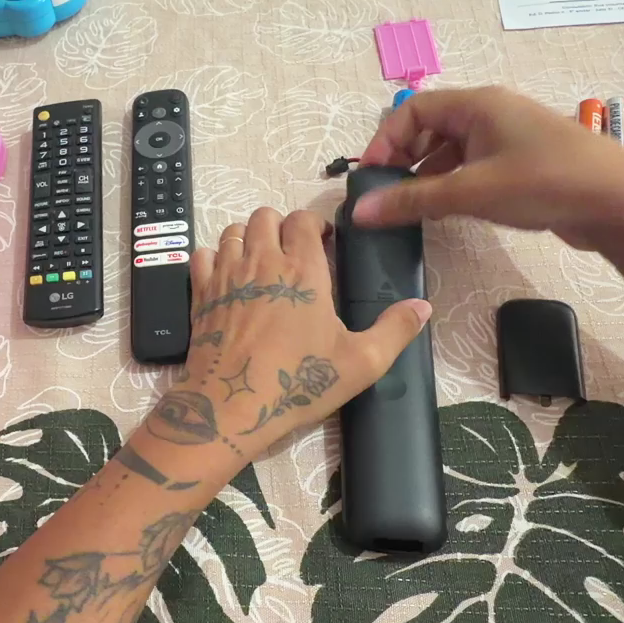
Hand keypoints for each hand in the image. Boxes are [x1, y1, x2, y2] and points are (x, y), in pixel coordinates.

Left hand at [136, 208, 430, 472]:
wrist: (231, 406)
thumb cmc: (298, 382)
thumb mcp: (361, 362)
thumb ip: (395, 330)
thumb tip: (423, 307)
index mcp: (303, 269)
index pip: (304, 219)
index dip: (314, 225)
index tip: (322, 243)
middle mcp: (262, 261)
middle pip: (265, 216)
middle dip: (280, 226)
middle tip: (291, 253)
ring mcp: (226, 275)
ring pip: (233, 231)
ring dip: (247, 238)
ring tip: (260, 262)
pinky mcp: (200, 294)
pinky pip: (201, 255)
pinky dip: (214, 258)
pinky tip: (226, 277)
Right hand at [352, 86, 623, 254]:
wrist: (619, 204)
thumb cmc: (544, 183)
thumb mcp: (471, 192)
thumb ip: (412, 201)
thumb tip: (360, 211)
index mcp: (478, 105)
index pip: (412, 110)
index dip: (385, 142)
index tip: (371, 178)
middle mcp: (490, 113)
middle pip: (428, 128)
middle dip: (402, 159)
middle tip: (388, 195)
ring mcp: (506, 138)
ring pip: (448, 150)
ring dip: (424, 176)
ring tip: (411, 209)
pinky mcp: (518, 163)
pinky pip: (469, 167)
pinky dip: (448, 185)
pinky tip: (443, 211)